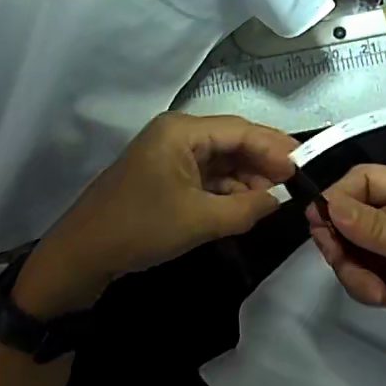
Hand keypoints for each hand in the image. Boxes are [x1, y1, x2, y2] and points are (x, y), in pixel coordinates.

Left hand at [16, 114, 297, 316]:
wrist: (81, 256)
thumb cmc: (141, 228)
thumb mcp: (200, 220)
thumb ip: (246, 208)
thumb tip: (278, 200)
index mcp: (181, 131)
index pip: (240, 130)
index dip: (274, 148)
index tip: (303, 168)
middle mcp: (176, 134)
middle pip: (231, 141)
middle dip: (263, 161)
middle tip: (295, 182)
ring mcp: (169, 155)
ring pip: (220, 159)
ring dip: (246, 177)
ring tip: (274, 198)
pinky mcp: (165, 176)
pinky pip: (206, 176)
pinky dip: (227, 189)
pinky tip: (247, 204)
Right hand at [307, 164, 385, 366]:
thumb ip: (376, 228)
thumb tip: (329, 204)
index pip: (365, 178)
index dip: (339, 196)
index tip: (320, 222)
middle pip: (347, 210)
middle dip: (341, 239)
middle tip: (338, 258)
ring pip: (344, 242)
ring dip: (352, 268)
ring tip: (377, 290)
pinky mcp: (382, 271)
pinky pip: (351, 268)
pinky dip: (359, 284)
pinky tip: (384, 299)